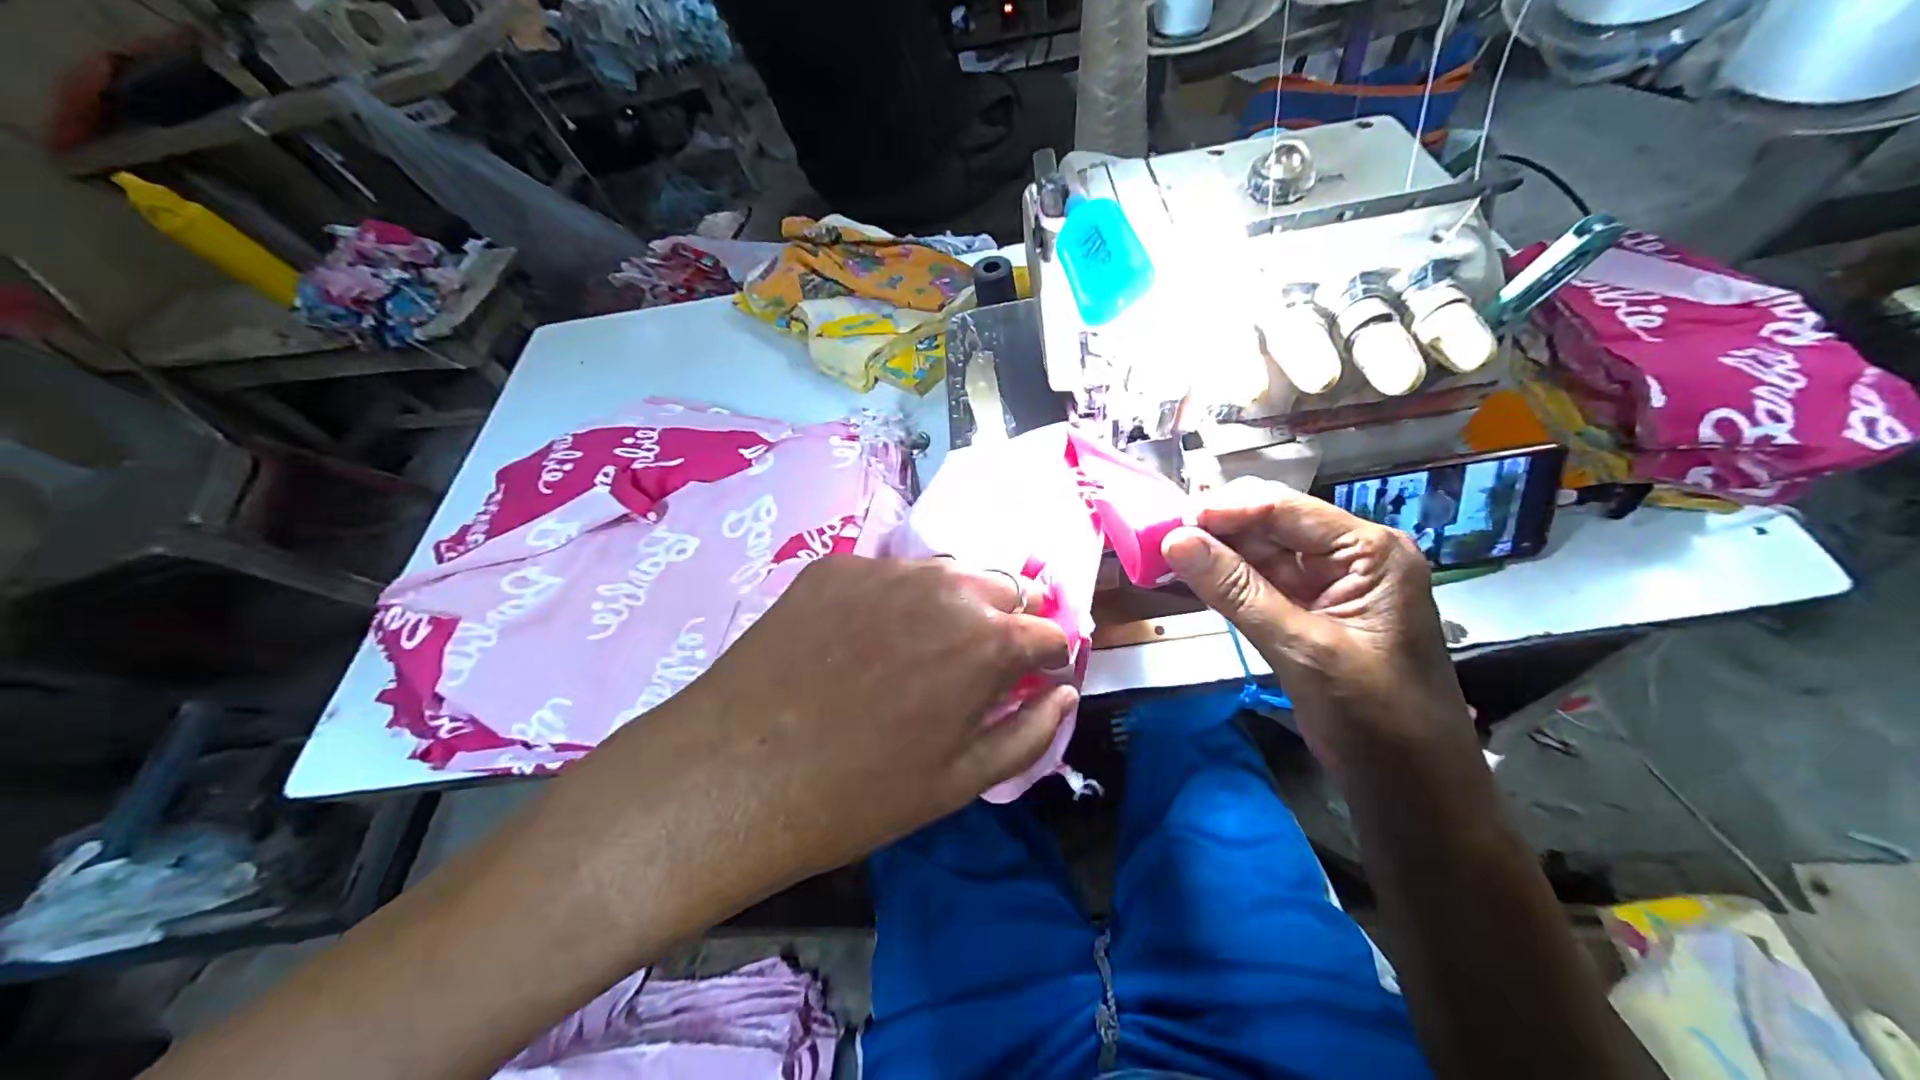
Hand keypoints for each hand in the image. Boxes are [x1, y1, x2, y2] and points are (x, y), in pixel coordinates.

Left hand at [640, 555, 1076, 876]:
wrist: (734, 774)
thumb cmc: (859, 795)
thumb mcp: (961, 782)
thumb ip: (1031, 732)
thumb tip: (1062, 691)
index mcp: (988, 641)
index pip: (1050, 633)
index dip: (1046, 662)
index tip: (1029, 684)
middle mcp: (945, 588)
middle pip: (1002, 593)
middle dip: (1003, 627)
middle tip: (968, 673)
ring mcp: (884, 569)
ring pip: (943, 577)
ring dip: (948, 609)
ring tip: (910, 656)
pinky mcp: (832, 566)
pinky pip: (884, 576)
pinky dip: (890, 603)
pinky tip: (855, 644)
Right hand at [1160, 478, 1471, 772]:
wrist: (1410, 786)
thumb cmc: (1372, 714)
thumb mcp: (1301, 647)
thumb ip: (1236, 590)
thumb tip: (1175, 540)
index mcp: (1370, 551)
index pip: (1286, 510)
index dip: (1225, 510)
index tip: (1169, 520)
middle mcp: (1352, 557)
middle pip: (1272, 526)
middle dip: (1217, 530)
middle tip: (1159, 539)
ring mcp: (1331, 585)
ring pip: (1262, 554)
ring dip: (1216, 555)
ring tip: (1164, 556)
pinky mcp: (1312, 613)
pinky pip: (1262, 585)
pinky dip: (1227, 583)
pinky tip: (1191, 579)